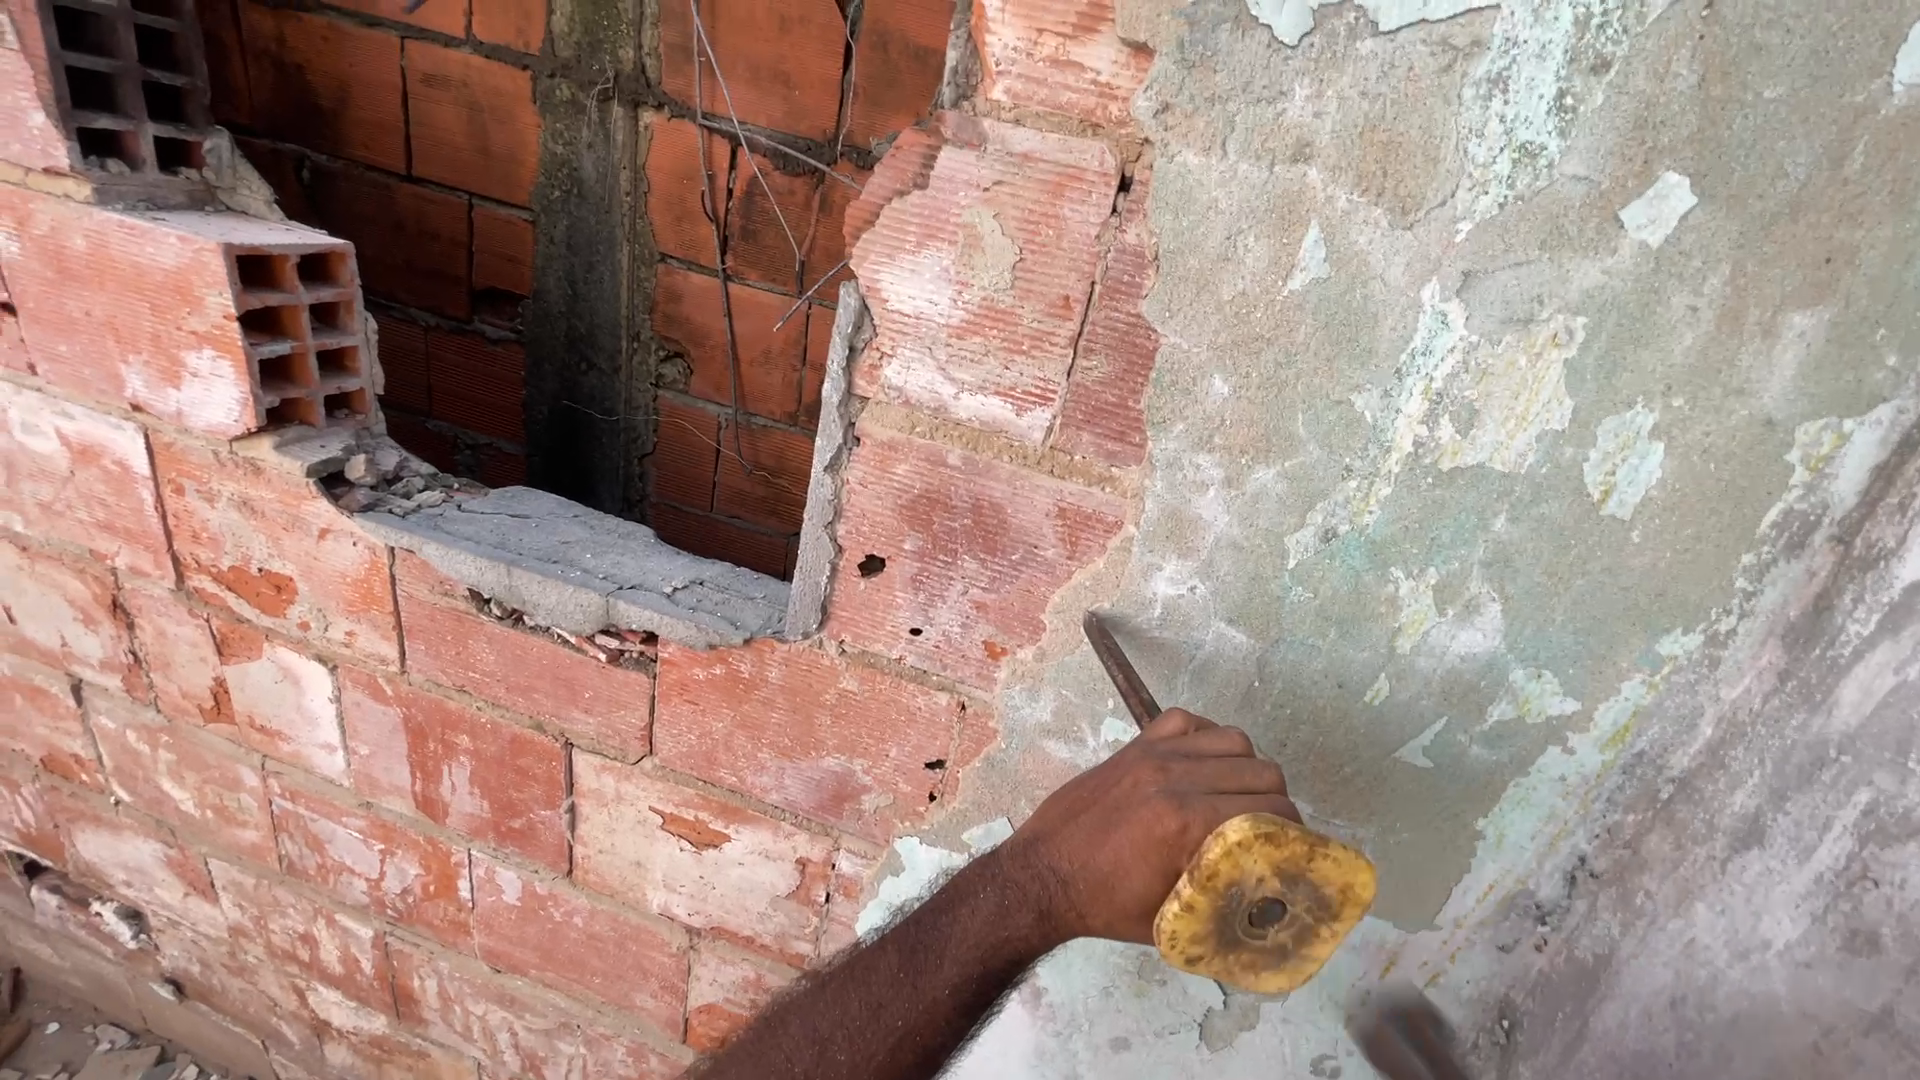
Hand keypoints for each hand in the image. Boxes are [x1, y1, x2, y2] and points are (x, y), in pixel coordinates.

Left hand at [999, 708, 1300, 946]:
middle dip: (1276, 800)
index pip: (1270, 810)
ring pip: (1231, 739)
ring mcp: (1151, 754)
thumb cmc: (1104, 905)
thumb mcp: (1174, 916)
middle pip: (1259, 770)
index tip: (1291, 846)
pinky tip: (1204, 762)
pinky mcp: (1133, 745)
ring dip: (1245, 766)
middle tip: (1268, 826)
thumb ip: (1224, 896)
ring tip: (1238, 793)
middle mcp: (1174, 778)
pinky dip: (1205, 735)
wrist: (1042, 873)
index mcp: (1186, 823)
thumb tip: (1271, 893)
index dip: (1293, 830)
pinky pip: (1185, 720)